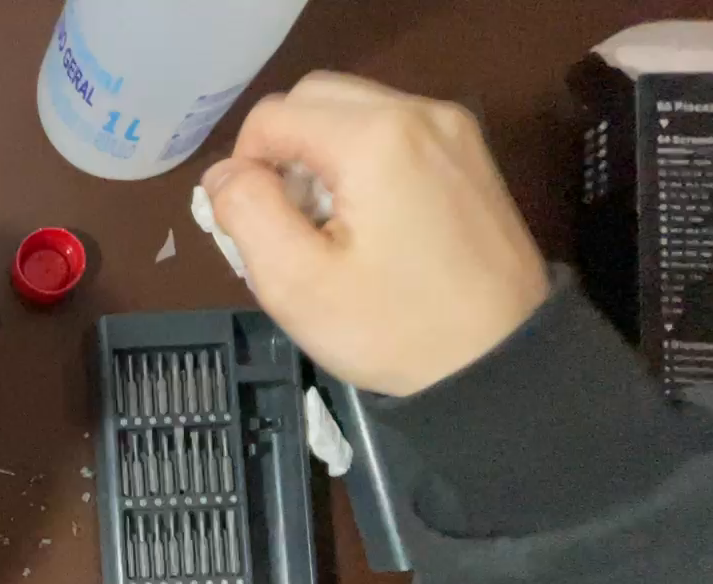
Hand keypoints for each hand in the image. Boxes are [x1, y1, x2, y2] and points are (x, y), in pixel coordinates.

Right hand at [201, 73, 550, 396]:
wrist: (492, 356)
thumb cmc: (384, 325)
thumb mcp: (291, 280)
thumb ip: (245, 212)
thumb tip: (220, 174)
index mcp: (374, 139)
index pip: (271, 116)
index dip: (242, 168)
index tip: (253, 226)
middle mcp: (418, 113)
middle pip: (312, 99)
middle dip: (277, 154)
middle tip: (281, 223)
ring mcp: (449, 129)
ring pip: (347, 113)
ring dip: (311, 160)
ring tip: (318, 228)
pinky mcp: (462, 153)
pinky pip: (384, 134)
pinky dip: (349, 165)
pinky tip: (355, 223)